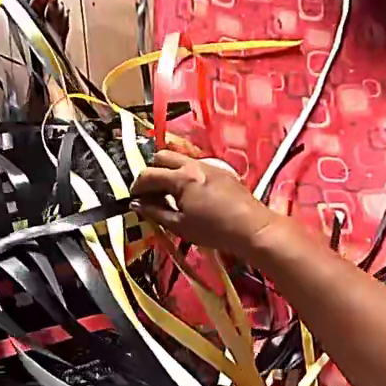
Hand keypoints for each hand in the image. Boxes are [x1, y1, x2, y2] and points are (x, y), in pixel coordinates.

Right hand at [131, 151, 287, 259]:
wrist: (251, 228)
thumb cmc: (213, 229)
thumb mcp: (179, 225)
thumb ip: (154, 211)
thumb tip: (136, 204)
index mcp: (181, 177)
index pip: (149, 174)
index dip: (137, 186)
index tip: (134, 199)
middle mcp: (193, 164)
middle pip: (162, 156)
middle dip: (152, 171)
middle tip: (151, 192)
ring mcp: (209, 165)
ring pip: (180, 158)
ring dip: (169, 171)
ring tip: (169, 193)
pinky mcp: (221, 170)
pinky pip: (195, 165)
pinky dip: (185, 174)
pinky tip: (189, 194)